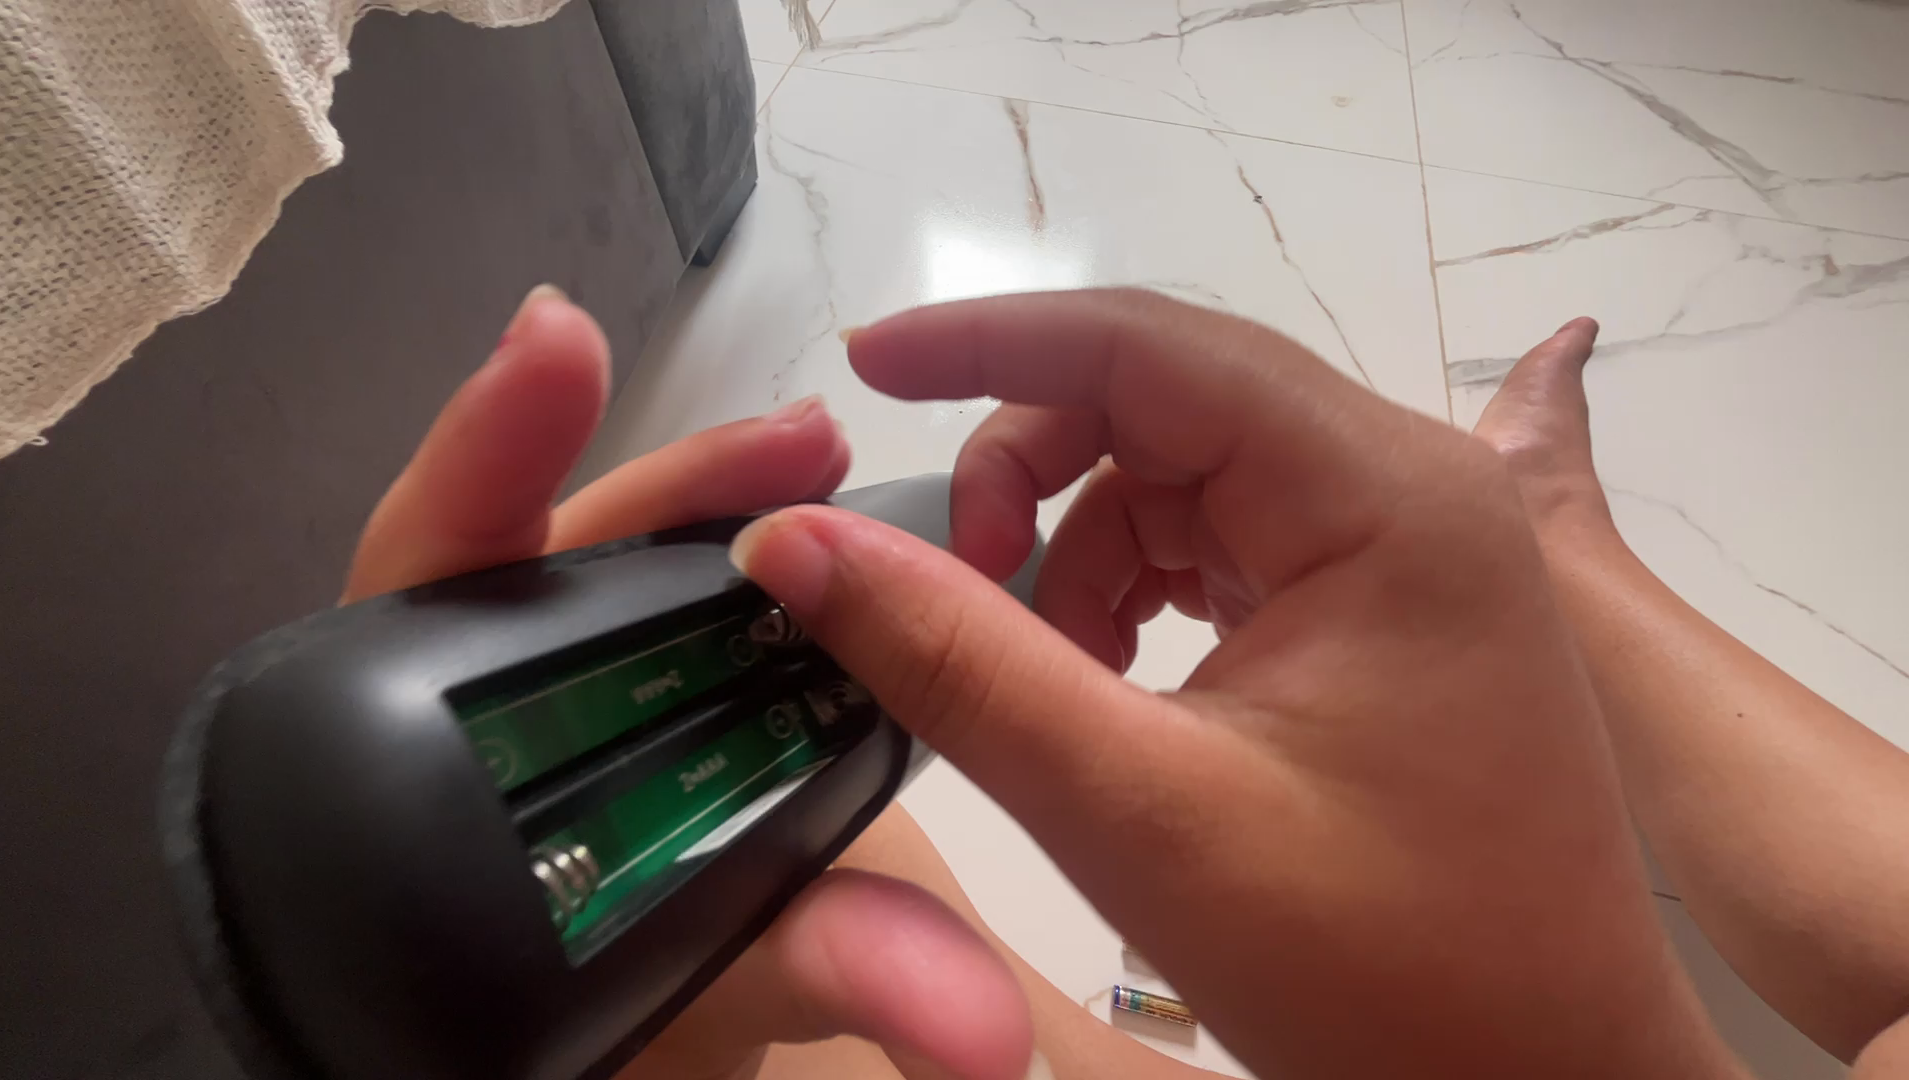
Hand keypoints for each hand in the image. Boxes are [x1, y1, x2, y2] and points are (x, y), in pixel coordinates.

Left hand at [343, 286, 1031, 1079]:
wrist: (679, 1030)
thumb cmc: (655, 1020)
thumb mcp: (734, 990)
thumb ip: (836, 972)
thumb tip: (985, 1027)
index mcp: (461, 755)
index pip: (436, 574)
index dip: (486, 455)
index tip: (555, 347)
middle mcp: (526, 690)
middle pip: (575, 541)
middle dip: (686, 477)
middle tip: (809, 448)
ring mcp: (609, 672)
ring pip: (654, 549)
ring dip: (739, 490)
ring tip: (830, 456)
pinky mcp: (678, 671)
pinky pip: (717, 584)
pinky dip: (777, 542)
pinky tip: (842, 527)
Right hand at [728, 290, 1742, 1078]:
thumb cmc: (1373, 974)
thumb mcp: (1130, 805)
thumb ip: (952, 658)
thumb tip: (794, 542)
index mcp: (1382, 496)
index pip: (1153, 347)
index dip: (993, 340)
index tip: (870, 363)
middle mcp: (1393, 483)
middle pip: (1156, 399)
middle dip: (1028, 466)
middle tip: (958, 569)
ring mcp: (1375, 536)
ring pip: (1164, 470)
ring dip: (1069, 543)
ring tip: (1041, 661)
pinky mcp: (1349, 592)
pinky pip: (1194, 536)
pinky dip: (1114, 583)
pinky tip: (1096, 669)